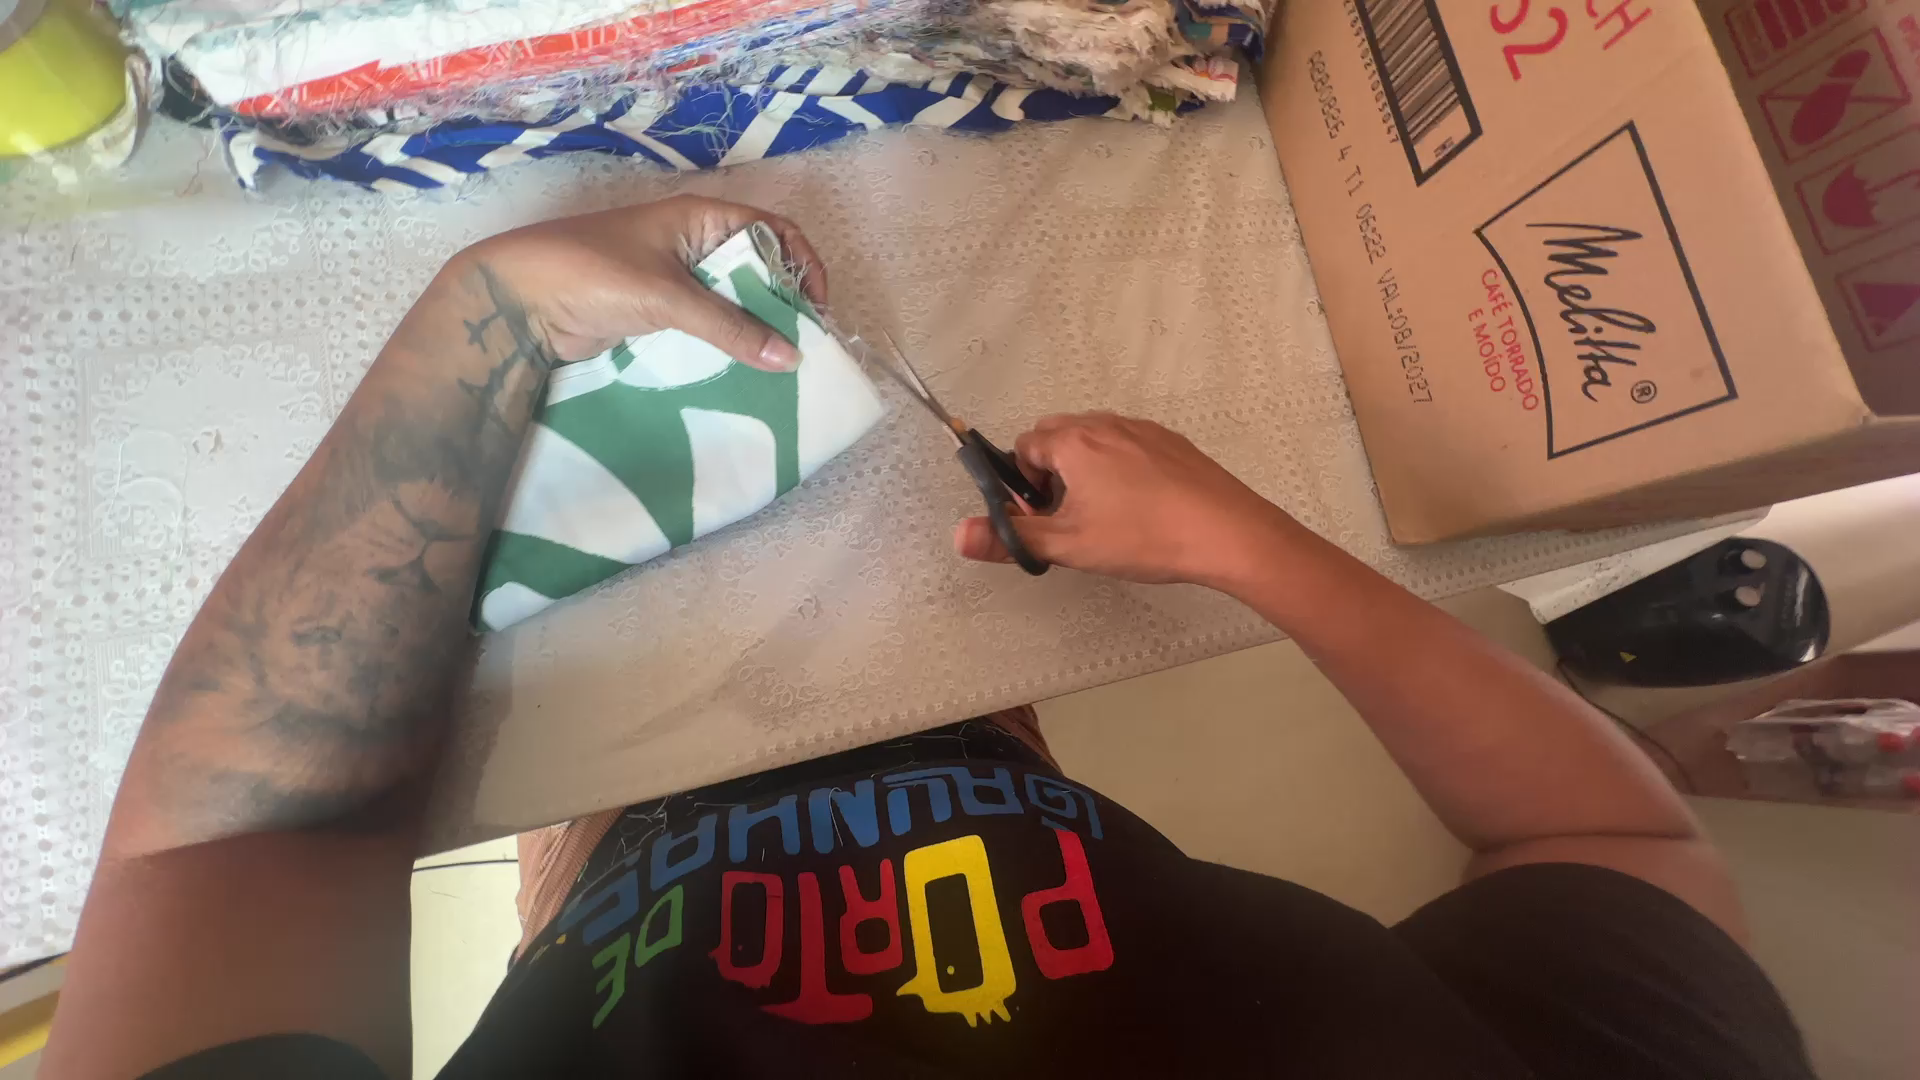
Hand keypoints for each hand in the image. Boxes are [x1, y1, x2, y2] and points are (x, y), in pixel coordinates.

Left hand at [460, 194, 828, 367]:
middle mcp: (698, 244)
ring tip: (783, 362)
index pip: (774, 232)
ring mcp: (682, 279)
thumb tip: (790, 358)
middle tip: (804, 343)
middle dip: (787, 302)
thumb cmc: (592, 274)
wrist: (519, 300)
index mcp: (702, 218)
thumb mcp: (668, 297)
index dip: (803, 265)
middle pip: (762, 268)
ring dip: (762, 327)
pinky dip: (736, 343)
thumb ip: (731, 327)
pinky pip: (716, 324)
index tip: (816, 309)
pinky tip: (748, 368)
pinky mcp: (667, 310)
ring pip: (739, 300)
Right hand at [953, 412, 1302, 587]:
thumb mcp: (1069, 545)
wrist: (1226, 533)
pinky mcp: (1171, 441)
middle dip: (1049, 470)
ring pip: (1093, 438)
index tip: (1043, 516)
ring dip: (1082, 467)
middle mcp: (1104, 424)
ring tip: (1103, 512)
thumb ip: (1011, 537)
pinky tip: (1139, 504)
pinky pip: (1126, 443)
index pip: (1025, 446)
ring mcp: (1142, 429)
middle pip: (1056, 435)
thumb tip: (958, 536)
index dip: (1023, 484)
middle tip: (1068, 514)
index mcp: (1074, 442)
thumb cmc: (1141, 537)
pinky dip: (1117, 465)